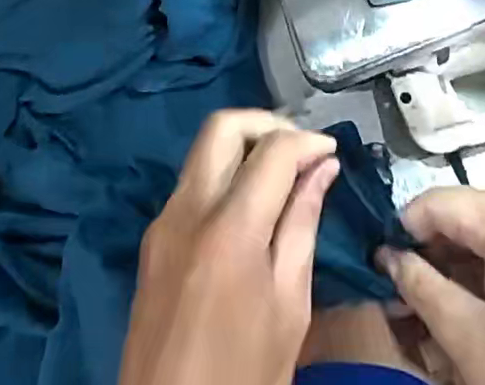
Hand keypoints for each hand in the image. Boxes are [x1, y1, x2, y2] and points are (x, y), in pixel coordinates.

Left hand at [120, 109, 341, 384]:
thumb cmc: (244, 375)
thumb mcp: (289, 306)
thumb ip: (303, 224)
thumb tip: (322, 168)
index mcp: (229, 231)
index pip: (273, 150)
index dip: (308, 140)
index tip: (332, 151)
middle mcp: (188, 210)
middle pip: (223, 126)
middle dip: (267, 124)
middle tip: (301, 149)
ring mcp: (162, 221)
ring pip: (202, 149)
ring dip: (244, 145)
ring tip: (282, 171)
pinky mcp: (152, 237)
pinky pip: (191, 182)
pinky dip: (224, 173)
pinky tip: (251, 201)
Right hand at [378, 187, 484, 384]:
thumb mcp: (476, 343)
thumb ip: (421, 290)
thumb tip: (387, 258)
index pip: (427, 204)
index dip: (396, 239)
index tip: (376, 281)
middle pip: (454, 221)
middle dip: (425, 266)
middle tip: (402, 317)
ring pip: (479, 241)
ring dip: (452, 282)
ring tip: (433, 334)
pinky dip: (483, 286)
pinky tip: (472, 331)